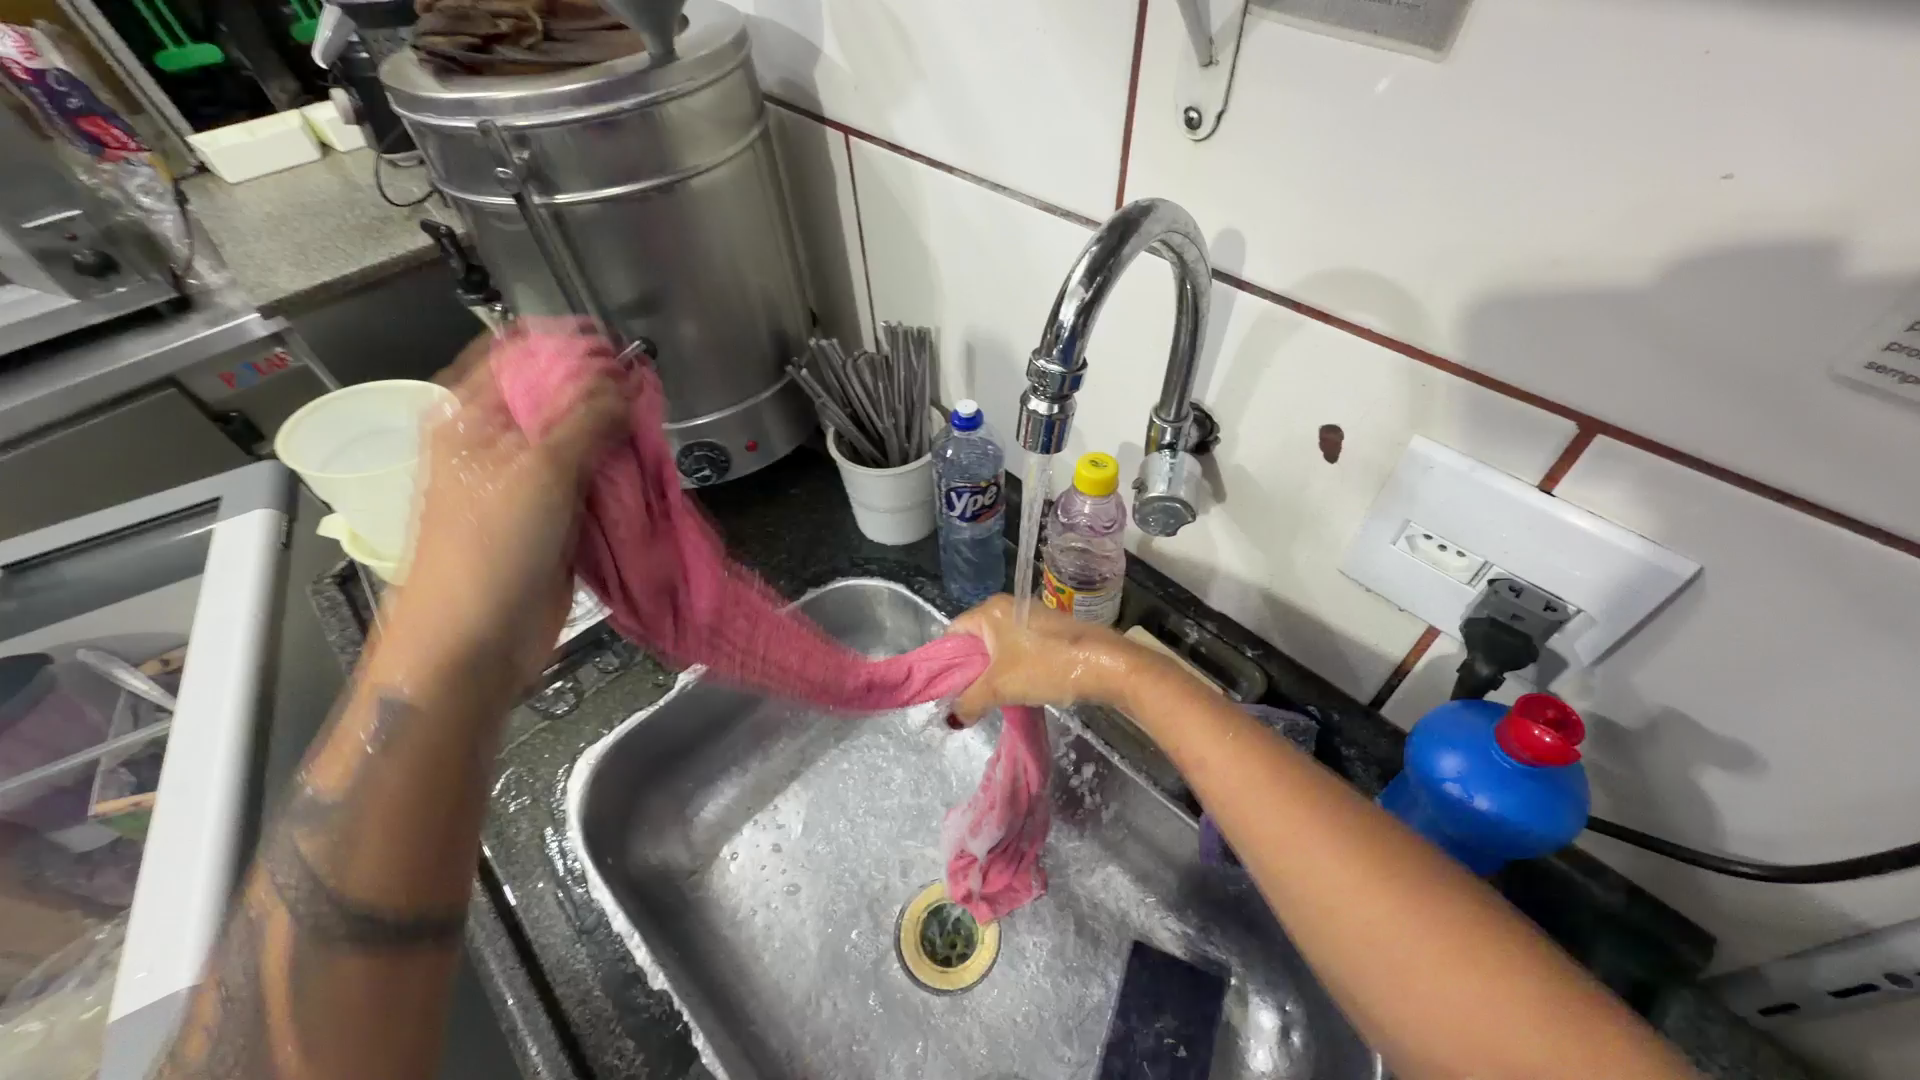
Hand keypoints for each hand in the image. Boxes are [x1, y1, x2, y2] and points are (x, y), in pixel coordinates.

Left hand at [369, 338, 626, 698]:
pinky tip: (646, 469)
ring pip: (580, 441)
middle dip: (601, 393)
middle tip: (645, 394)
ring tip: (650, 431)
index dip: (566, 345)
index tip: (617, 348)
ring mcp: (526, 483)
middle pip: (555, 398)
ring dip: (615, 437)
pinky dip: (619, 474)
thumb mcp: (540, 470)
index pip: (517, 355)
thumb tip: (627, 377)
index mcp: (470, 418)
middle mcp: (496, 443)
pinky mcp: (554, 518)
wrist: (476, 643)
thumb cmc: (490, 549)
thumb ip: (588, 417)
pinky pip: (592, 482)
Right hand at [947, 595, 1160, 723]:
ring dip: (992, 672)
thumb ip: (969, 701)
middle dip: (970, 670)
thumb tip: (952, 718)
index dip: (945, 663)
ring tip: (992, 697)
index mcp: (989, 610)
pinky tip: (1018, 687)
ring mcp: (1030, 616)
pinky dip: (1012, 666)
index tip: (947, 690)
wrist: (1106, 664)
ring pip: (998, 646)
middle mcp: (1007, 606)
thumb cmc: (1046, 667)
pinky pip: (1018, 647)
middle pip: (974, 640)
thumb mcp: (1000, 688)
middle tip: (968, 698)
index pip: (952, 632)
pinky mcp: (1049, 630)